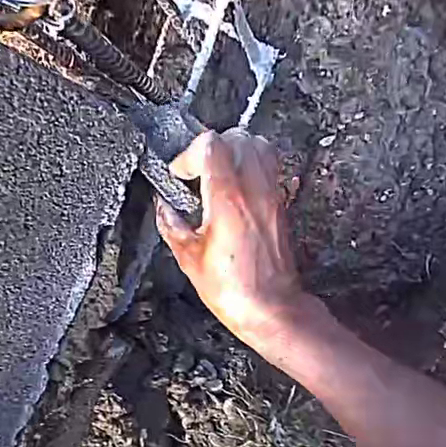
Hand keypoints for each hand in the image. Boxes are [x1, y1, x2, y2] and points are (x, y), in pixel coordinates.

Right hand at [156, 131, 314, 346]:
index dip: (189, 155)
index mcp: (228, 201)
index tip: (180, 176)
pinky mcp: (281, 206)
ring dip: (235, 152)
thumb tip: (164, 208)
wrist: (271, 309)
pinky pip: (271, 168)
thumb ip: (172, 226)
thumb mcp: (189, 259)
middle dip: (211, 148)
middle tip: (197, 172)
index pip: (211, 145)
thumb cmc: (235, 292)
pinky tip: (237, 191)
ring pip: (259, 146)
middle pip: (237, 137)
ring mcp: (272, 197)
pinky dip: (252, 167)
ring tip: (218, 175)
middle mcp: (254, 192)